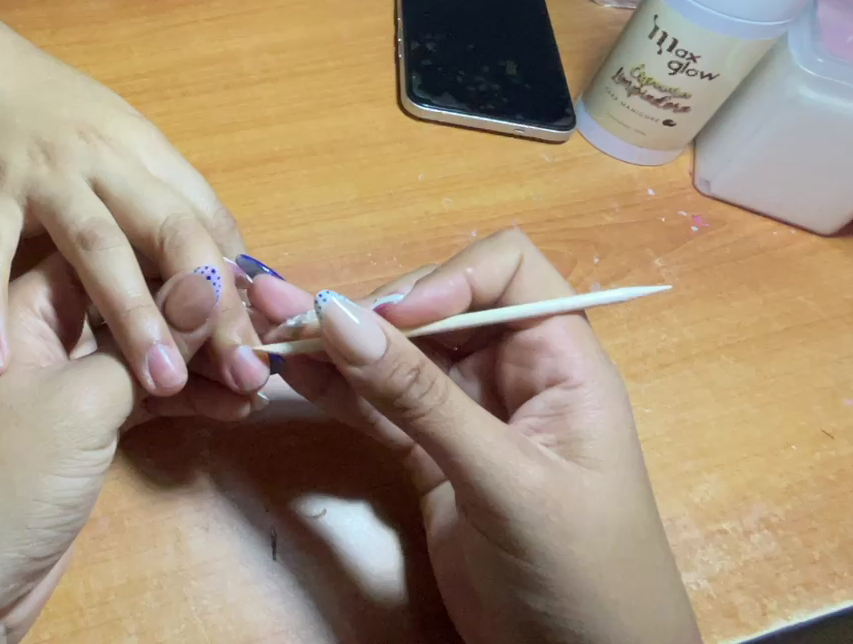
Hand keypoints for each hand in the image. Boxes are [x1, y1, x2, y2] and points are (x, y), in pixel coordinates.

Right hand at [0, 7, 270, 405]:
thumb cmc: (52, 103)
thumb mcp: (119, 135)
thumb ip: (161, 191)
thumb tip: (217, 254)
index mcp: (143, 151)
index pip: (207, 217)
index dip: (238, 282)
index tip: (262, 340)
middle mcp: (105, 163)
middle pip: (170, 231)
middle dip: (209, 305)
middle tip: (239, 376)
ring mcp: (44, 176)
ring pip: (98, 244)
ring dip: (132, 313)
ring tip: (161, 383)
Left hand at [0, 256, 225, 642]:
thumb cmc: (10, 474)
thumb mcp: (82, 401)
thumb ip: (147, 340)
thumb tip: (212, 281)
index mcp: (39, 300)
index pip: (117, 254)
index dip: (178, 262)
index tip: (241, 281)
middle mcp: (58, 326)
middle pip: (139, 303)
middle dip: (199, 320)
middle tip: (261, 339)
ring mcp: (76, 376)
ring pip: (149, 351)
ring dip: (201, 365)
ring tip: (259, 379)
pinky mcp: (92, 421)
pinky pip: (148, 395)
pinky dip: (186, 401)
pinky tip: (234, 406)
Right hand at [246, 230, 698, 643]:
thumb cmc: (581, 580)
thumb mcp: (505, 483)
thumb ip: (419, 398)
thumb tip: (335, 314)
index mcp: (558, 362)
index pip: (505, 271)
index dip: (446, 277)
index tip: (393, 317)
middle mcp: (507, 372)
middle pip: (431, 306)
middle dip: (369, 309)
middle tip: (299, 320)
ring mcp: (462, 410)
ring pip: (391, 353)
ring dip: (334, 341)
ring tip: (271, 327)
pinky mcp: (425, 449)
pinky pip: (372, 401)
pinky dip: (332, 386)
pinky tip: (290, 372)